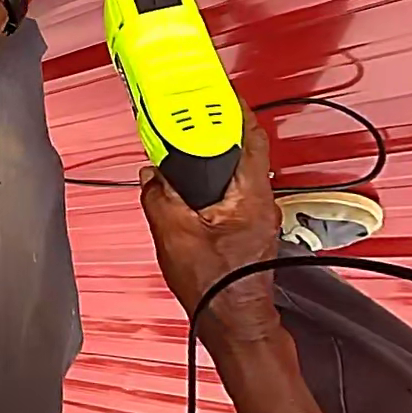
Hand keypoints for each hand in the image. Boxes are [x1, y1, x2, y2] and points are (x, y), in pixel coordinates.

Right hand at [139, 102, 284, 349]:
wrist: (234, 321)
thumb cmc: (217, 288)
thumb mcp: (174, 236)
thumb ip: (159, 196)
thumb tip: (151, 174)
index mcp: (250, 196)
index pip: (250, 136)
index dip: (233, 108)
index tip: (215, 91)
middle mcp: (260, 201)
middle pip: (243, 148)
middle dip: (218, 126)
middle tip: (195, 110)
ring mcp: (256, 213)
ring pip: (237, 168)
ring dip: (215, 152)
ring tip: (189, 142)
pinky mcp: (247, 225)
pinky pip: (231, 188)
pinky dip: (212, 176)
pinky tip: (191, 182)